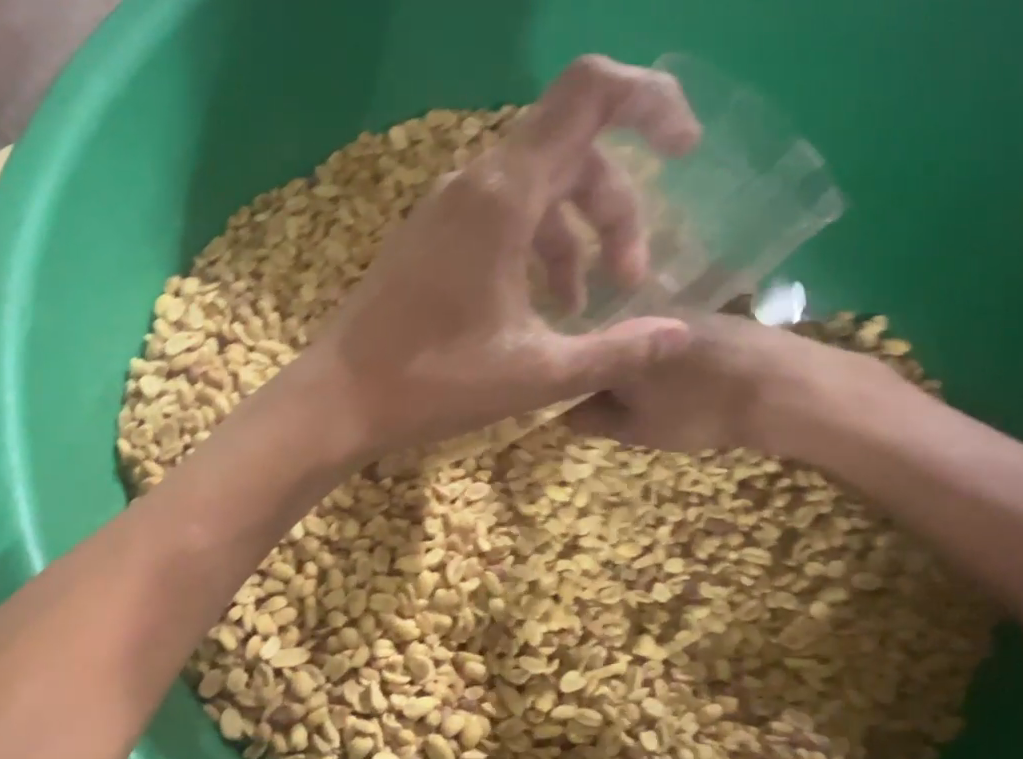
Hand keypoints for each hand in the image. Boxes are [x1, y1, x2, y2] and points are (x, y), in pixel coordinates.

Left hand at [295, 55, 702, 461]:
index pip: (591, 94)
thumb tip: (680, 335)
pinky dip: (534, 247)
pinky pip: (499, 218)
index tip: (685, 152)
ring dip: (575, 237)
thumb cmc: (433, 384)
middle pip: (572, 153)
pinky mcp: (427, 237)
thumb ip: (616, 350)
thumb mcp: (536, 373)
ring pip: (535, 191)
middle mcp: (473, 185)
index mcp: (503, 195)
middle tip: (631, 281)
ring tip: (588, 307)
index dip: (650, 101)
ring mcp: (444, 209)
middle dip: (616, 209)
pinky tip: (542, 307)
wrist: (337, 400)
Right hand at [565, 314, 912, 458]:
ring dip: (636, 363)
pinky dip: (668, 358)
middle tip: (609, 407)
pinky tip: (683, 382)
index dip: (567, 383)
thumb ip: (593, 420)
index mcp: (612, 338)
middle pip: (606, 344)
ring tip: (646, 396)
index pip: (574, 358)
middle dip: (601, 370)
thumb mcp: (635, 428)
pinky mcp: (715, 316)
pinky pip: (672, 337)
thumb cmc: (698, 411)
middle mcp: (640, 313)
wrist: (786, 388)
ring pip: (640, 339)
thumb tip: (563, 414)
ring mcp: (681, 310)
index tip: (568, 406)